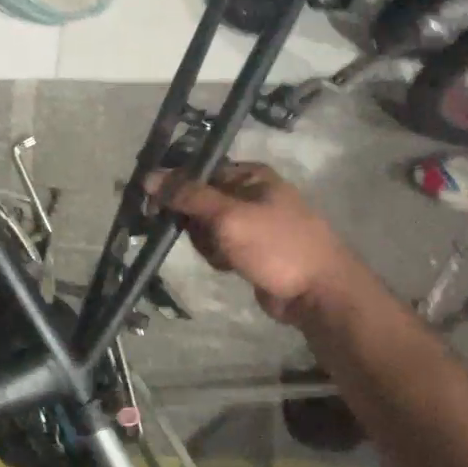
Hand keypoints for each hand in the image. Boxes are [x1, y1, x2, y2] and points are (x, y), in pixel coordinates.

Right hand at [144, 162, 364, 323]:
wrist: (320, 295)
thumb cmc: (278, 246)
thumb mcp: (228, 216)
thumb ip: (187, 195)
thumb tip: (147, 177)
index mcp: (250, 175)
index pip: (196, 171)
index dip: (173, 186)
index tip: (154, 206)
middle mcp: (249, 193)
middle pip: (195, 198)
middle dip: (191, 220)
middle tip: (201, 235)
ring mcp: (250, 221)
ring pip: (201, 224)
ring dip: (203, 241)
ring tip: (222, 254)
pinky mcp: (248, 247)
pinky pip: (215, 243)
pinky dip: (215, 254)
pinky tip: (229, 265)